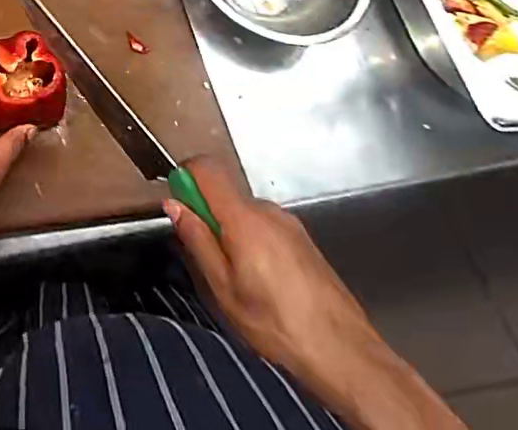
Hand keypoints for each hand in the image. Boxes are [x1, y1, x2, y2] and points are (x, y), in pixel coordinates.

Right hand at [166, 158, 461, 429]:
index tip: (176, 200)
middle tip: (206, 259)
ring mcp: (287, 221)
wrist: (342, 348)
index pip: (207, 169)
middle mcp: (267, 210)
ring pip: (244, 211)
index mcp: (244, 218)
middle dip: (207, 214)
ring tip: (238, 280)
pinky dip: (251, 240)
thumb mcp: (224, 288)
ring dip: (230, 231)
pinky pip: (264, 225)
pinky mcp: (301, 236)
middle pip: (225, 192)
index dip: (186, 175)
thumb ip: (197, 240)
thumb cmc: (278, 324)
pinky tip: (262, 282)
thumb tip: (174, 204)